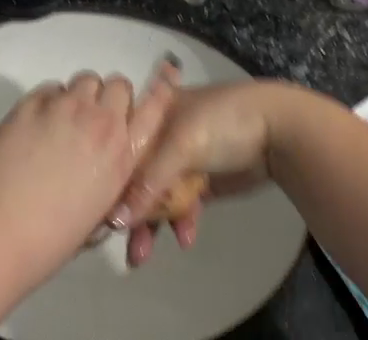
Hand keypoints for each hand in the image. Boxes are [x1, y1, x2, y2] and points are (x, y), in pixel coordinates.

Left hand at [0, 68, 173, 268]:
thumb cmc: (49, 240)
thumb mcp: (94, 217)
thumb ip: (104, 188)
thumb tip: (95, 182)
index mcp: (123, 156)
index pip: (155, 106)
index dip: (159, 92)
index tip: (158, 87)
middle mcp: (101, 123)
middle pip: (118, 85)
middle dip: (109, 97)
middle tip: (92, 119)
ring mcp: (66, 108)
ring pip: (85, 80)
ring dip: (79, 95)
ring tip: (62, 119)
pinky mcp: (32, 102)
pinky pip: (50, 89)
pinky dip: (48, 101)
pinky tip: (35, 124)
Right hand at [111, 80, 297, 266]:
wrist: (277, 131)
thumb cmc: (222, 123)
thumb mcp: (181, 145)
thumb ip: (148, 182)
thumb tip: (115, 221)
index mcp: (154, 111)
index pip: (119, 142)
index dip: (105, 173)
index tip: (90, 206)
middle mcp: (163, 134)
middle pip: (136, 174)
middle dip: (127, 208)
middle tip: (116, 241)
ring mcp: (184, 158)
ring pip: (157, 194)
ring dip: (151, 224)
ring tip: (142, 257)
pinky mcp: (203, 180)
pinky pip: (182, 204)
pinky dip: (180, 222)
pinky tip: (185, 238)